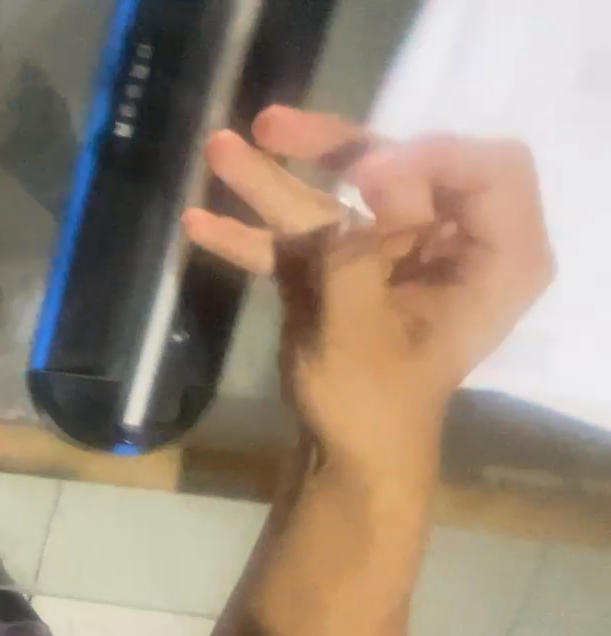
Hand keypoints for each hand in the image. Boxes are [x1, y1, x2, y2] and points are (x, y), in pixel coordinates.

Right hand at [184, 106, 554, 479]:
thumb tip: (338, 208)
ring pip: (328, 207)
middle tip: (265, 126)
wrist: (344, 451)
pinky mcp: (333, 279)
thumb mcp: (361, 340)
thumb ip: (355, 267)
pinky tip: (200, 225)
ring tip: (218, 151)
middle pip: (391, 175)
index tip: (360, 170)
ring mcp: (381, 260)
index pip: (481, 170)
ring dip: (269, 185)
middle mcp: (442, 243)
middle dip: (326, 150)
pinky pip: (293, 247)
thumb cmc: (372, 404)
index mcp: (493, 255)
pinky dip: (248, 238)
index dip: (423, 158)